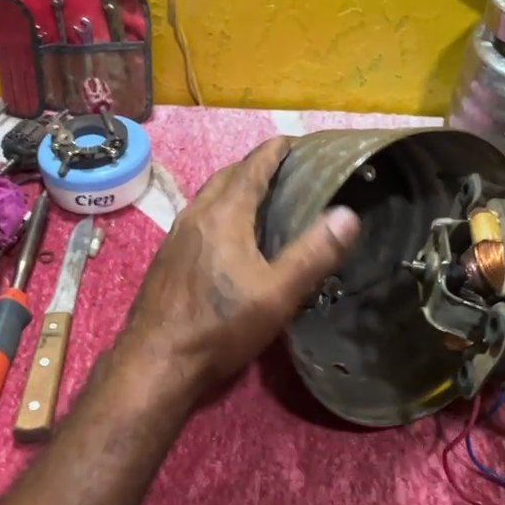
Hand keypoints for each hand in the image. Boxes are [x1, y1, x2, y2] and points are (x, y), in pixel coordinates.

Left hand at [120, 136, 360, 392]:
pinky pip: (198, 218)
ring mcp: (176, 236)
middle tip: (283, 171)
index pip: (251, 168)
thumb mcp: (277, 294)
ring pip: (208, 198)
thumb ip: (314, 253)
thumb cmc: (220, 327)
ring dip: (233, 188)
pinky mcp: (167, 258)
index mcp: (224, 215)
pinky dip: (219, 211)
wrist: (156, 362)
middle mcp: (196, 215)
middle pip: (226, 177)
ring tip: (260, 199)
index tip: (292, 142)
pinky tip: (228, 237)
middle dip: (253, 167)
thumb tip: (348, 214)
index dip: (273, 152)